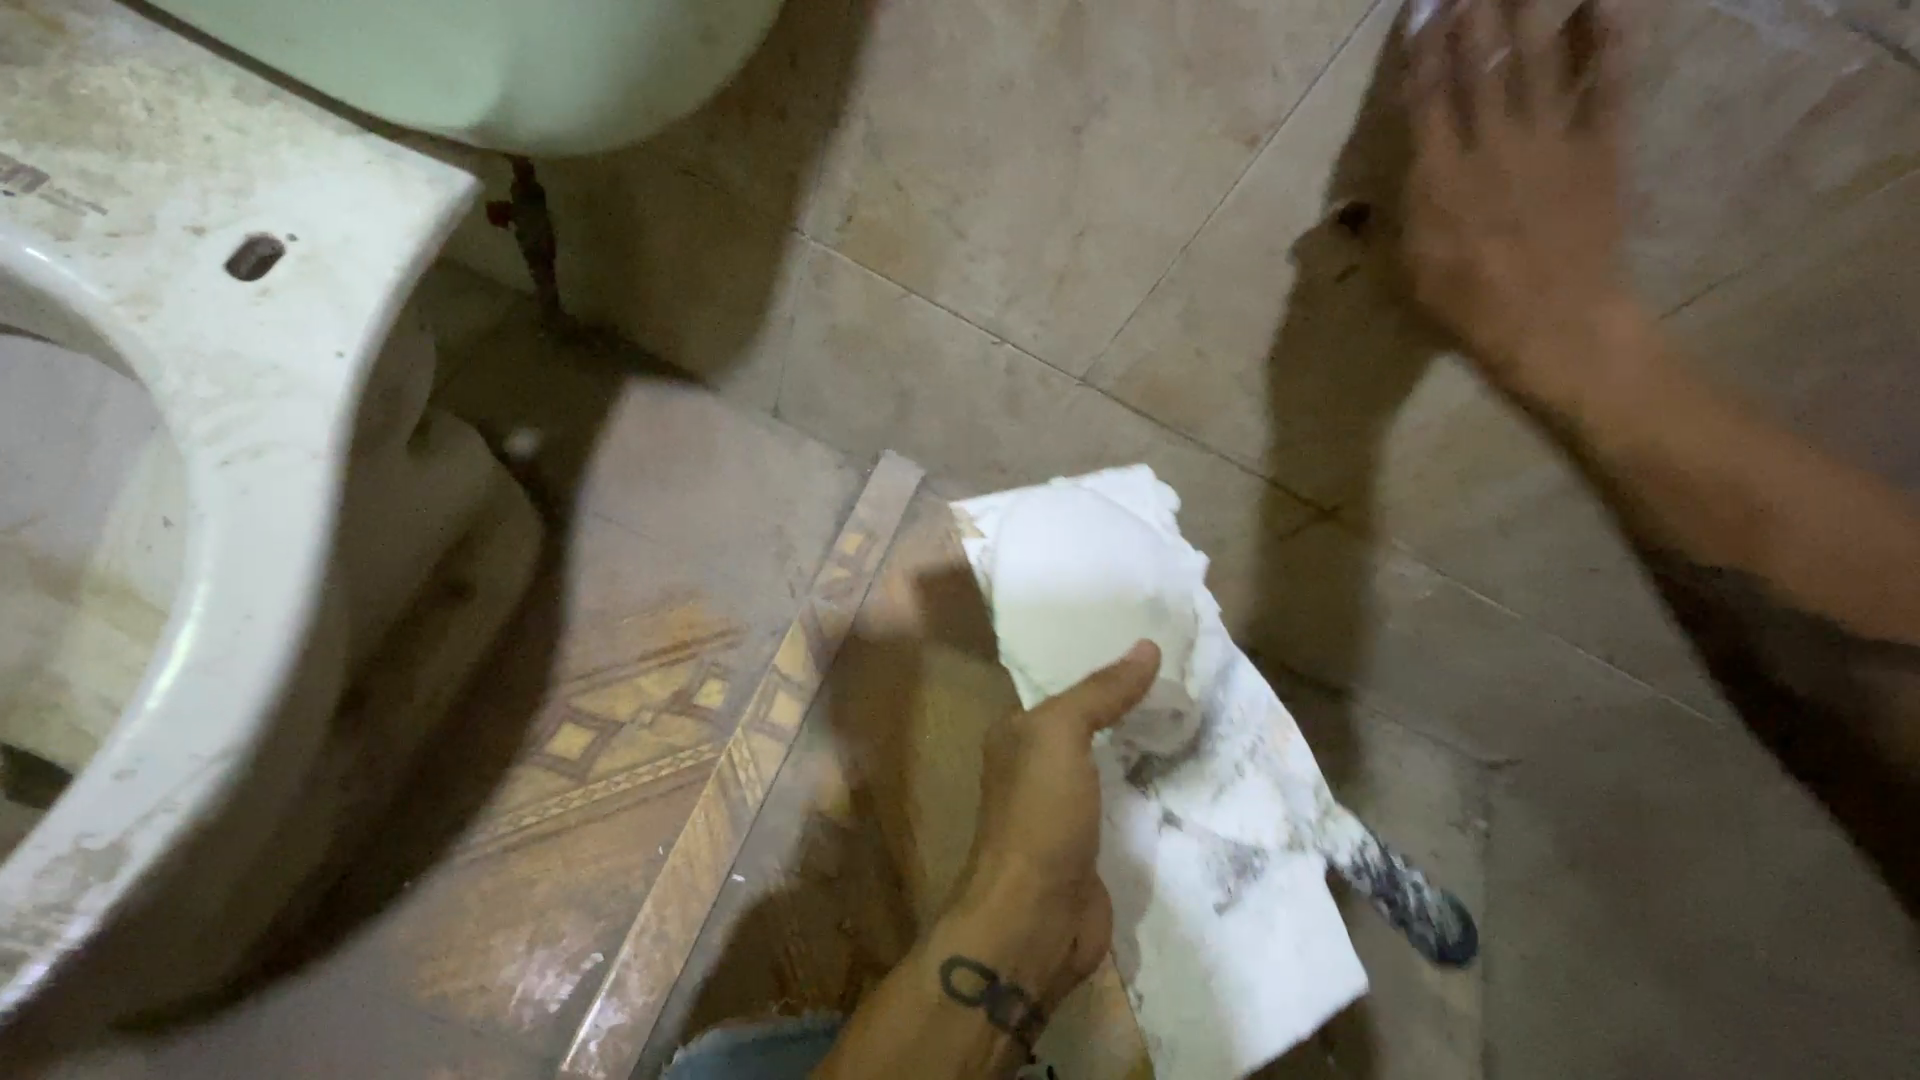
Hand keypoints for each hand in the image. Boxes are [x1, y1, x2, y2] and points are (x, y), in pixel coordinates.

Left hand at [942, 640, 1160, 1007]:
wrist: (1036, 919)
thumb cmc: (1039, 816)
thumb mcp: (1059, 736)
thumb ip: (1100, 693)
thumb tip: (1147, 646)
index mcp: (1018, 733)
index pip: (1067, 688)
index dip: (1107, 667)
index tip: (1158, 648)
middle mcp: (1037, 766)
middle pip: (1092, 724)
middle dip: (1134, 705)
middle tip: (1190, 681)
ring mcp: (1067, 808)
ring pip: (1112, 763)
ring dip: (1148, 747)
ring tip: (1199, 718)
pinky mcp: (1094, 844)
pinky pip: (1128, 804)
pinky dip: (1153, 790)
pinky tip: (1190, 774)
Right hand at [1403, 0, 1643, 401]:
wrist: (1551, 323)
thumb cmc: (1465, 307)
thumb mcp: (1401, 274)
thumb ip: (1380, 230)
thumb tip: (1340, 212)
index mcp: (1437, 178)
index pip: (1425, 99)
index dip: (1421, 51)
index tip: (1420, 10)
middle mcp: (1490, 145)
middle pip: (1480, 65)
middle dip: (1472, 13)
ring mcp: (1550, 141)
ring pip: (1537, 60)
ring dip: (1526, 10)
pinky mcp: (1601, 147)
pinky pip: (1609, 82)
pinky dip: (1609, 38)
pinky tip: (1604, 1)